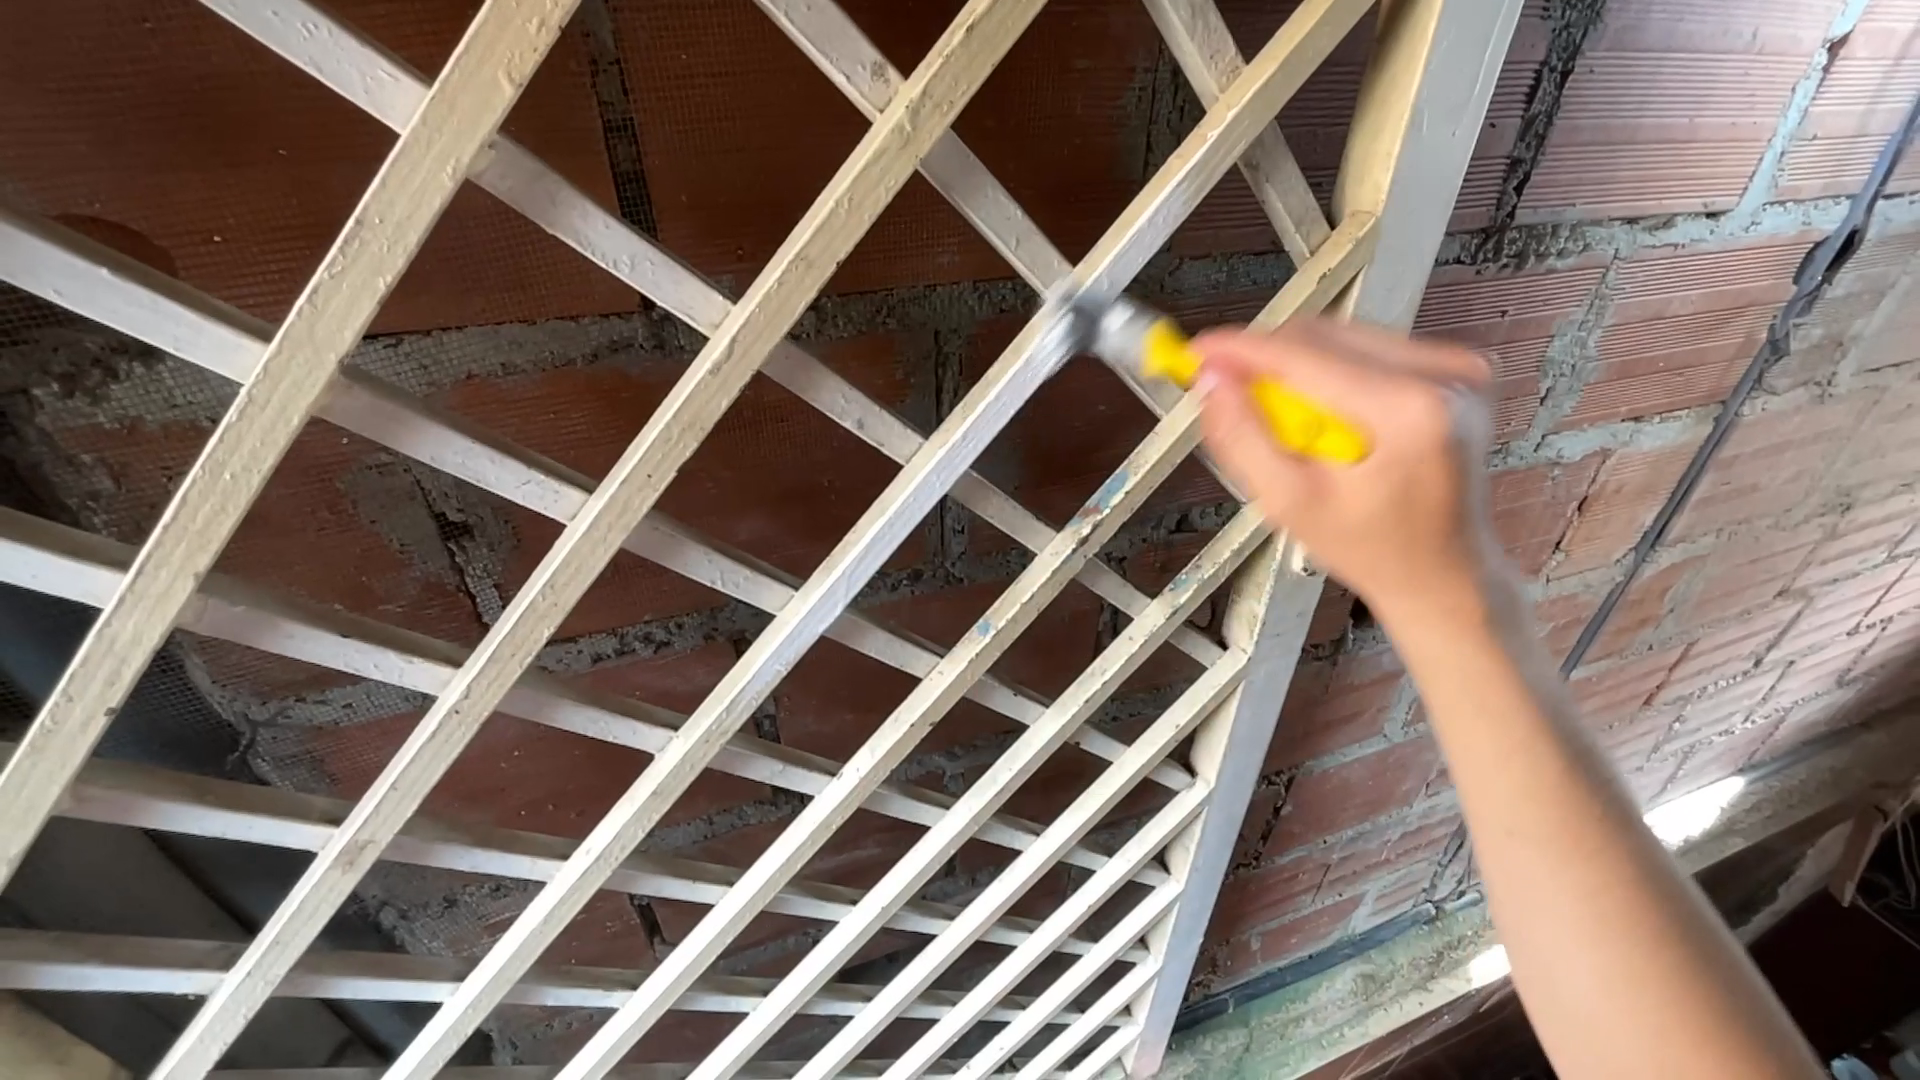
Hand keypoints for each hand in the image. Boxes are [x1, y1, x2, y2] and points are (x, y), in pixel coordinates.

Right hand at [1195, 318, 1500, 624]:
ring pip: (1343, 336)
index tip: (1196, 352)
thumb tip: (1208, 381)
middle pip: (1324, 335)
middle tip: (1224, 388)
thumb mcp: (1289, 504)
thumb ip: (1242, 439)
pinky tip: (1321, 415)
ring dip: (1296, 367)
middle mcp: (1443, 373)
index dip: (1240, 348)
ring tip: (1280, 418)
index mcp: (1407, 410)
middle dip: (1265, 358)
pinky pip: (1369, 349)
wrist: (1445, 572)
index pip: (1304, 354)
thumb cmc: (1369, 548)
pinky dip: (1329, 372)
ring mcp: (1457, 366)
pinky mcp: (1457, 368)